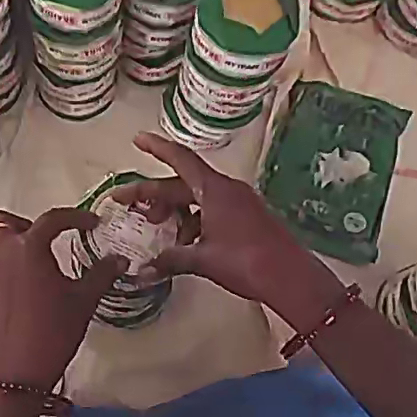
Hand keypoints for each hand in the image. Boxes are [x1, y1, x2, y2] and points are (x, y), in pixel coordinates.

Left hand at [0, 209, 125, 389]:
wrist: (24, 365)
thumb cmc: (56, 328)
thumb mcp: (86, 298)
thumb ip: (103, 273)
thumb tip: (119, 260)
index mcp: (30, 247)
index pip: (53, 219)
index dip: (75, 217)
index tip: (91, 224)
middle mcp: (3, 252)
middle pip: (3, 221)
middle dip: (25, 223)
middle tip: (47, 239)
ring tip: (15, 249)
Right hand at [120, 133, 347, 331]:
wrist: (290, 278)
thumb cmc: (246, 262)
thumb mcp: (203, 260)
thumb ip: (171, 260)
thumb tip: (142, 271)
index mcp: (215, 190)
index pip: (181, 160)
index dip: (157, 148)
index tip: (138, 138)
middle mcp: (227, 190)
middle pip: (183, 184)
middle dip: (154, 193)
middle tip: (125, 201)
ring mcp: (239, 204)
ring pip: (197, 199)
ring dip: (174, 211)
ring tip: (156, 229)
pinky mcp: (247, 219)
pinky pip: (211, 212)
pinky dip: (193, 222)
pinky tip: (184, 243)